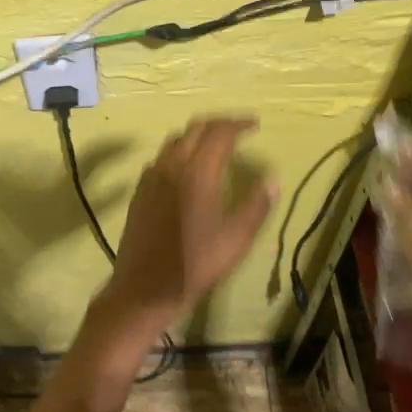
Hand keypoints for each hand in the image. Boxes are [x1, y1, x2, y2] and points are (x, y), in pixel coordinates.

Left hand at [99, 116, 275, 325]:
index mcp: (198, 173)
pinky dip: (178, 154)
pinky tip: (187, 172)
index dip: (239, 124)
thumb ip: (256, 206)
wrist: (146, 288)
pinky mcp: (139, 192)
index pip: (219, 132)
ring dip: (196, 137)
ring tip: (215, 148)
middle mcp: (171, 166)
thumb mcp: (236, 239)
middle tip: (238, 132)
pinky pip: (160, 160)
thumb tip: (272, 180)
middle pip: (195, 129)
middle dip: (218, 125)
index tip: (255, 126)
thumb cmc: (196, 265)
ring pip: (174, 142)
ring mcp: (151, 178)